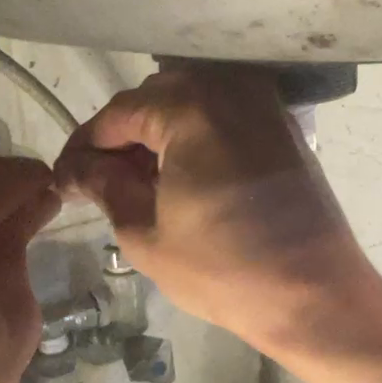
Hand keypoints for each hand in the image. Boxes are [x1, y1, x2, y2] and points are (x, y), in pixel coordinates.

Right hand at [53, 65, 381, 351]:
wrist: (316, 294)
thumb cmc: (226, 271)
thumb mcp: (146, 234)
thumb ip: (106, 188)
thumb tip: (78, 169)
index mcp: (191, 106)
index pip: (118, 112)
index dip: (85, 146)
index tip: (65, 178)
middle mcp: (231, 89)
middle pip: (156, 100)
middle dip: (123, 139)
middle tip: (99, 184)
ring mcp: (266, 105)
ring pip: (193, 105)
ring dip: (161, 137)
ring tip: (140, 185)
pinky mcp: (287, 128)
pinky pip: (227, 118)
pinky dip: (199, 138)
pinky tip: (184, 178)